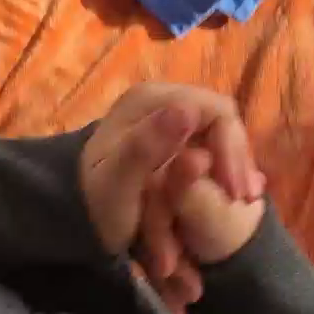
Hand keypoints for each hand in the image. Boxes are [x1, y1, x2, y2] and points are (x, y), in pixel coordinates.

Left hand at [80, 83, 267, 309]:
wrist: (68, 213)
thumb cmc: (94, 200)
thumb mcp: (118, 180)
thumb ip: (149, 146)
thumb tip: (187, 111)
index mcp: (151, 100)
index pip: (217, 111)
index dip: (234, 149)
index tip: (236, 192)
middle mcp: (162, 101)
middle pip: (221, 121)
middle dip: (237, 160)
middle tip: (245, 200)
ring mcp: (167, 118)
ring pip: (218, 134)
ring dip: (232, 167)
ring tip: (242, 202)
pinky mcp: (171, 137)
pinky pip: (209, 145)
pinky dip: (221, 170)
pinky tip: (229, 196)